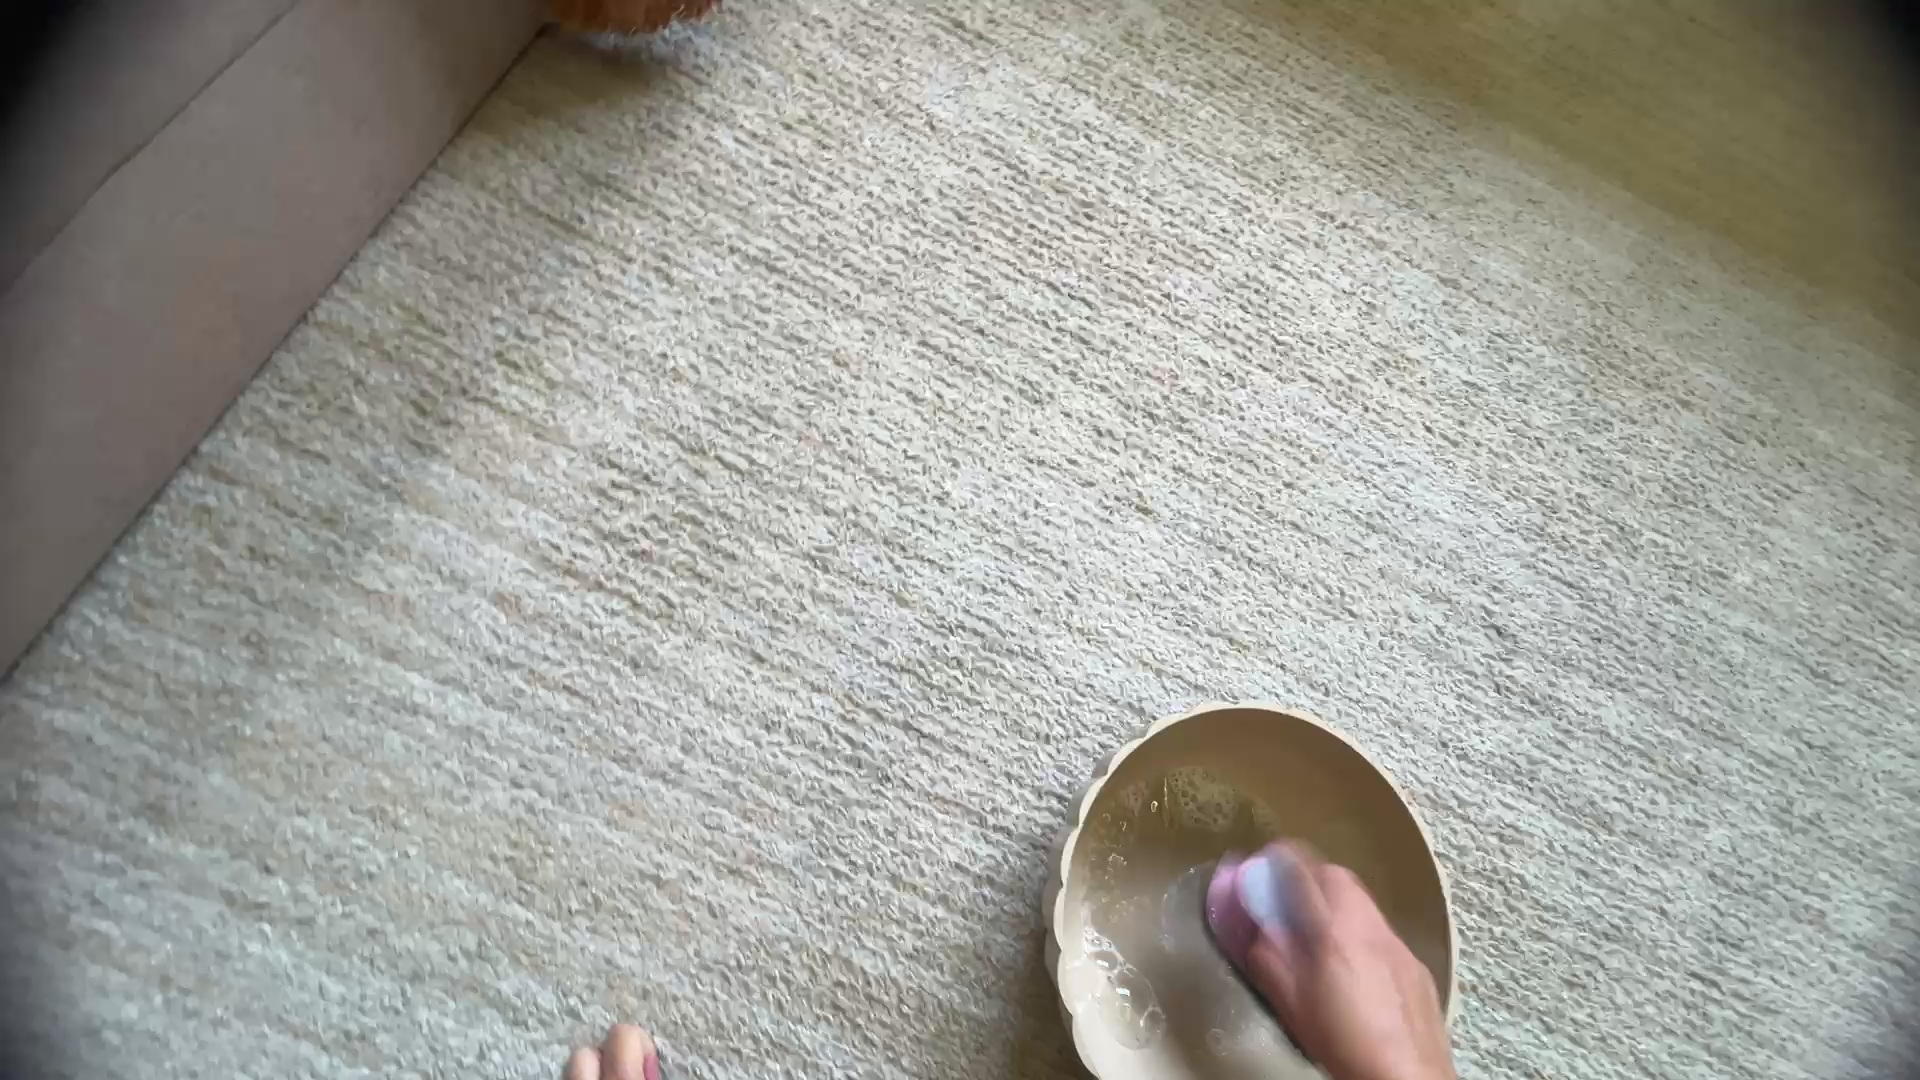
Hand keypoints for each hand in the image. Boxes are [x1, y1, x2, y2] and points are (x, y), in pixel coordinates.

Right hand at [1241, 842, 1454, 1079]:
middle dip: (1310, 873)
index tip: (1264, 860)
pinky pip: (1382, 929)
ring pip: (1362, 898)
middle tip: (1292, 892)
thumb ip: (1265, 951)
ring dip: (1337, 898)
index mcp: (1330, 928)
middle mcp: (1366, 924)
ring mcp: (1397, 942)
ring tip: (1322, 925)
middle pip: (1335, 873)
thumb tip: (1254, 920)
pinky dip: (1362, 929)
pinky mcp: (1416, 963)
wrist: (1405, 1079)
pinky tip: (1356, 962)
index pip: (1300, 868)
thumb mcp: (1286, 998)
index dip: (1278, 856)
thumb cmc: (1338, 1038)